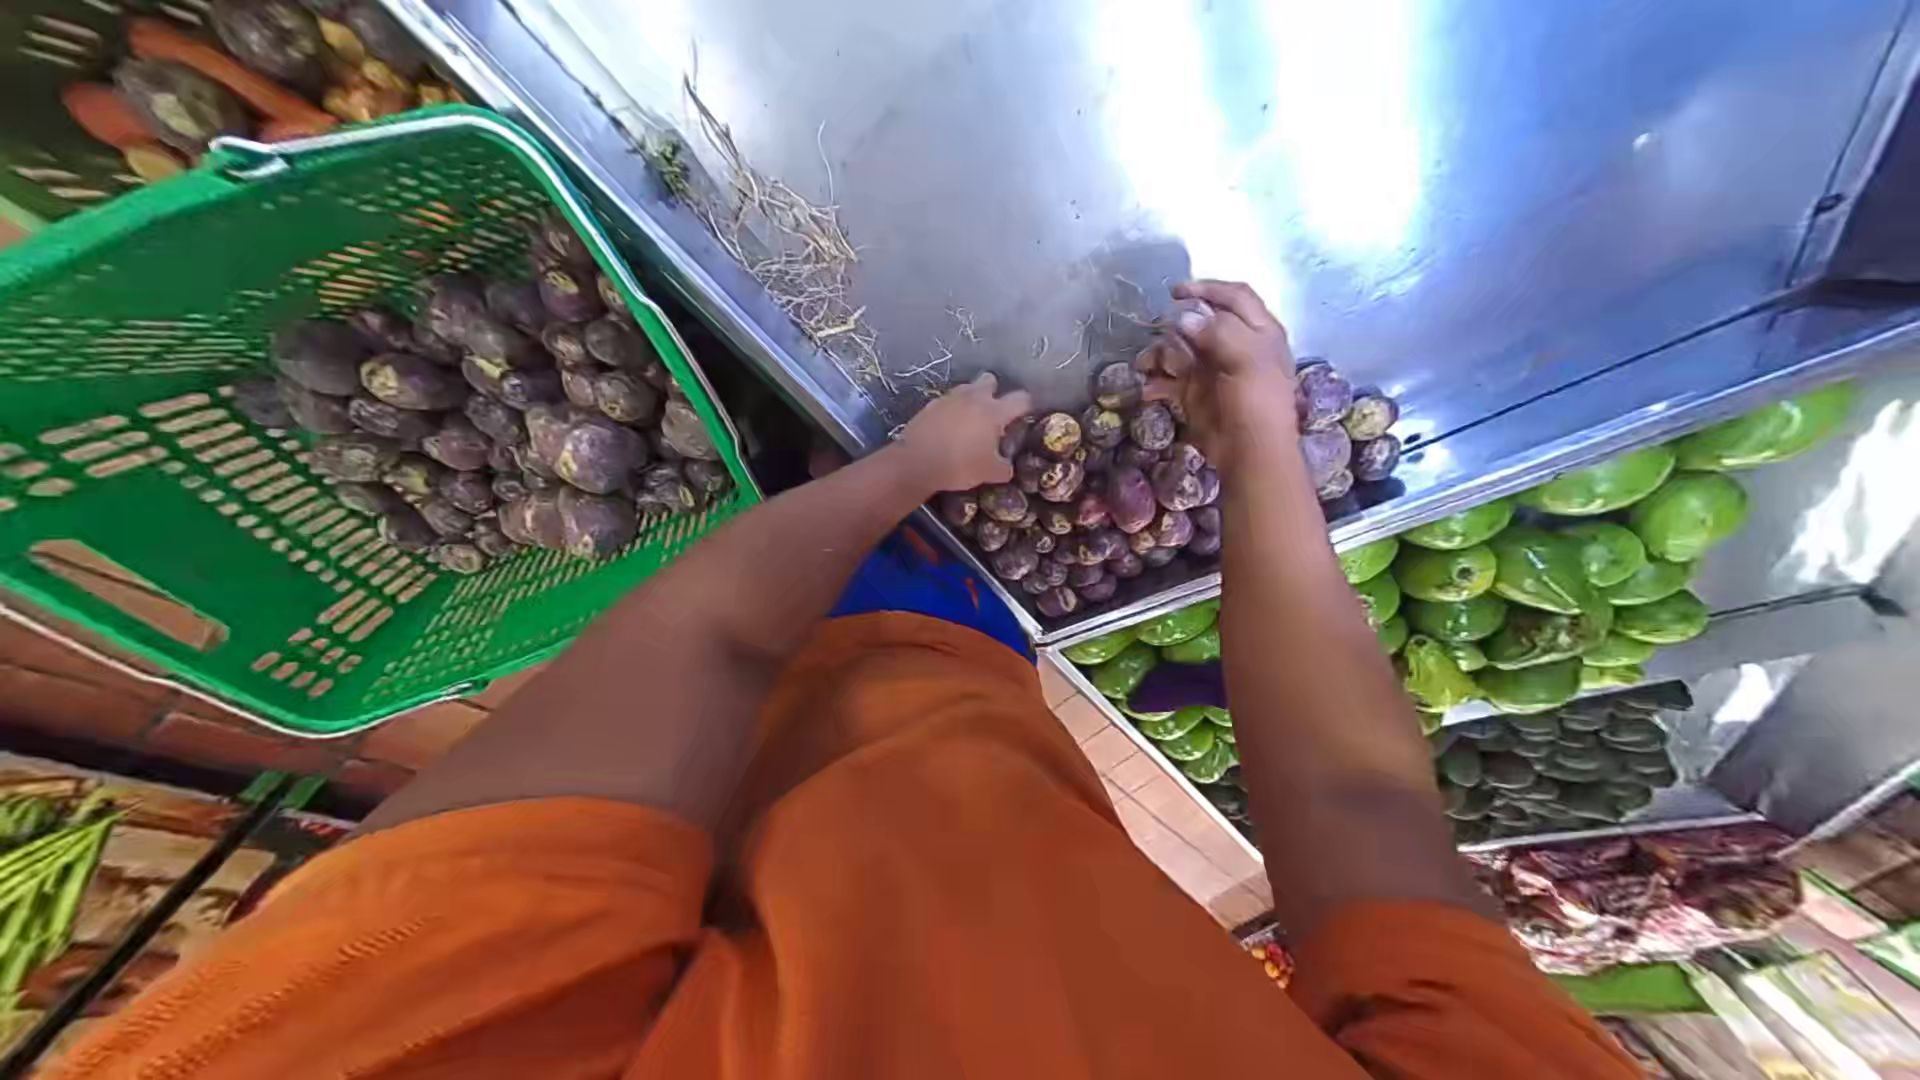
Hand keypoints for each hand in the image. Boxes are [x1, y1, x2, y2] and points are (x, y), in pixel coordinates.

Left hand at [896, 373, 1032, 492]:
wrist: (916, 462)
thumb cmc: (959, 466)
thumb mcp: (989, 473)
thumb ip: (1004, 467)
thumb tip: (1007, 466)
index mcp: (994, 411)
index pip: (1021, 399)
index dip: (1028, 405)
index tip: (1027, 413)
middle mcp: (973, 398)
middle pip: (991, 380)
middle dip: (995, 391)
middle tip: (993, 413)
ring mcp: (949, 398)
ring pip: (967, 388)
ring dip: (972, 399)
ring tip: (969, 420)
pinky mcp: (930, 405)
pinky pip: (947, 401)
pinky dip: (952, 410)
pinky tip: (949, 427)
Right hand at [1143, 280, 1297, 467]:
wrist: (1249, 451)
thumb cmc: (1256, 402)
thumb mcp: (1247, 358)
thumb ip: (1217, 331)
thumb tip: (1183, 316)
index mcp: (1258, 332)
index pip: (1234, 297)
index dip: (1208, 288)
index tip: (1176, 292)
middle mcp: (1234, 347)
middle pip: (1201, 323)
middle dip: (1176, 325)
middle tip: (1157, 330)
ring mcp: (1212, 371)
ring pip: (1181, 350)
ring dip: (1161, 353)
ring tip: (1145, 364)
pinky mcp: (1194, 395)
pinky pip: (1170, 380)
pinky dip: (1156, 382)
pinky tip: (1147, 387)